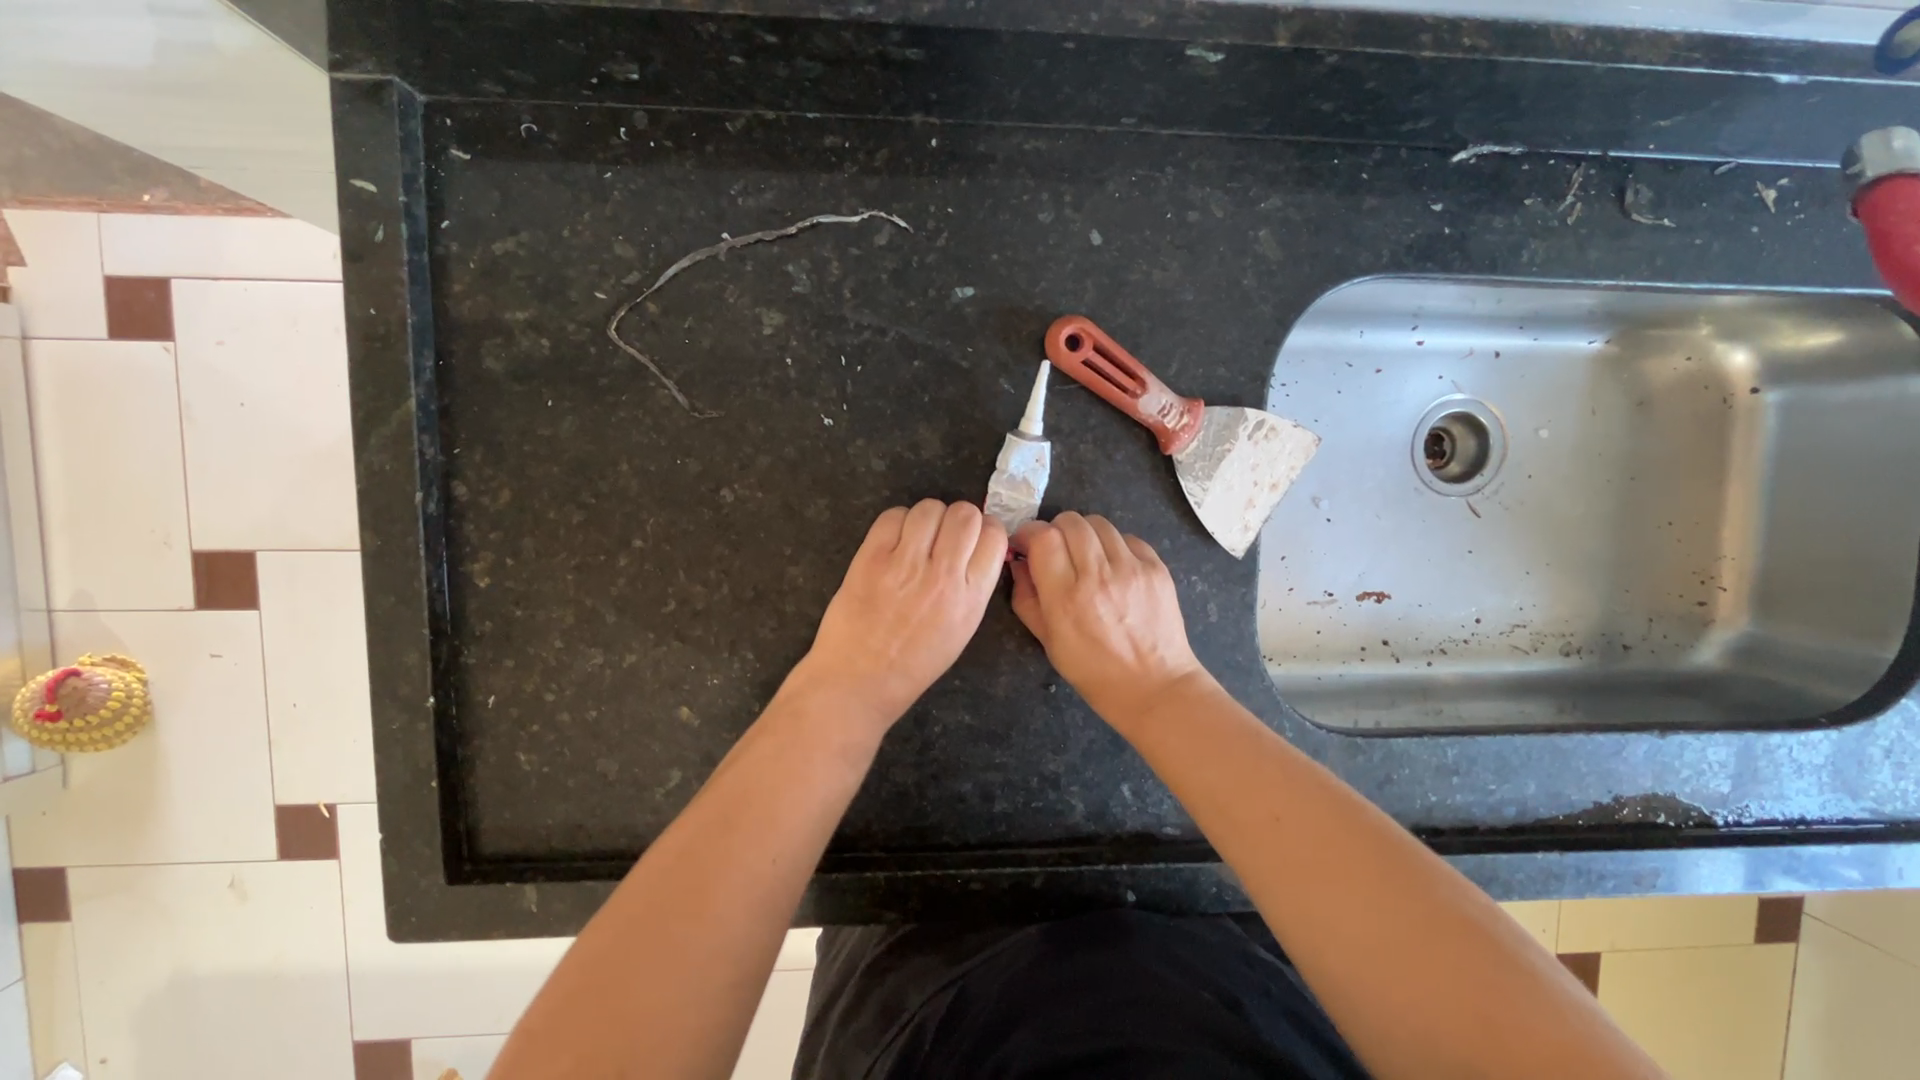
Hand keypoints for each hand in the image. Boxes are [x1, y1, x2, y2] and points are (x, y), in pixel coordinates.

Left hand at [786, 500, 1008, 729]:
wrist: (860, 680)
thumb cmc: (913, 663)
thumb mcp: (962, 629)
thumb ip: (972, 586)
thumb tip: (976, 547)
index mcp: (971, 597)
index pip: (994, 535)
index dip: (985, 529)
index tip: (972, 538)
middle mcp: (944, 575)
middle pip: (965, 513)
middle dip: (957, 518)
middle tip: (942, 536)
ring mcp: (906, 564)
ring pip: (929, 508)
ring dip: (926, 518)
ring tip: (915, 539)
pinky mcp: (871, 558)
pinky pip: (892, 516)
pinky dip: (896, 523)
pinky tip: (892, 543)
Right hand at [1009, 512, 1209, 725]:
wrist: (1154, 686)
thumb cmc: (1093, 671)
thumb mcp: (1047, 641)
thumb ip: (1026, 598)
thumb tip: (1019, 562)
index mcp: (1066, 597)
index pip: (1043, 537)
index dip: (1029, 534)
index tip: (1027, 545)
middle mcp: (1099, 575)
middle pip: (1070, 521)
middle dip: (1055, 531)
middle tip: (1056, 552)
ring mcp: (1131, 569)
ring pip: (1098, 523)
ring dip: (1084, 535)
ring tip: (1085, 557)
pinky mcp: (1156, 568)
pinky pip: (1127, 537)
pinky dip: (1113, 546)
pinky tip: (1113, 568)